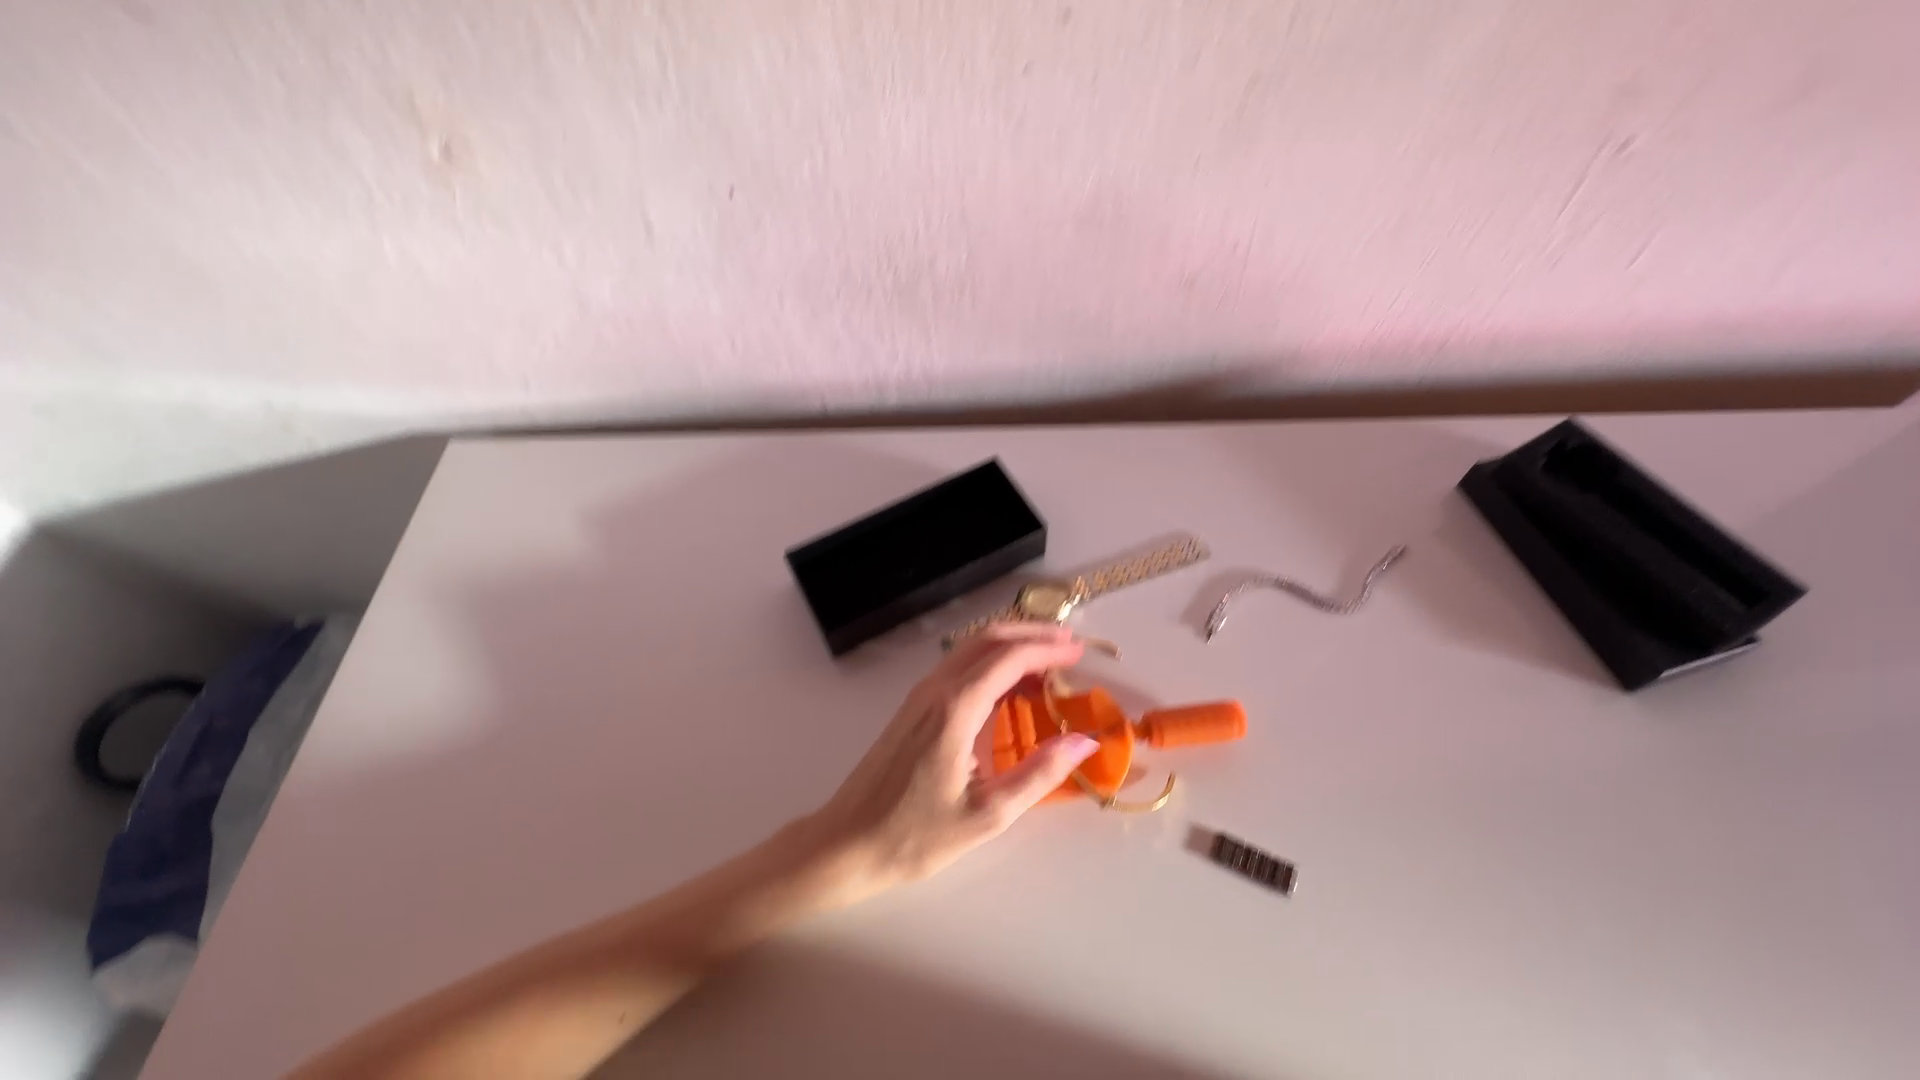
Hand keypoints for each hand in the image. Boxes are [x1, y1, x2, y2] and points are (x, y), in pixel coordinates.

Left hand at [807, 623, 1098, 904]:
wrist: (846, 843)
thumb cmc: (916, 835)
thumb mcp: (988, 814)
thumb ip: (1039, 773)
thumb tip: (1084, 741)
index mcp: (955, 709)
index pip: (1009, 658)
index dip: (1047, 650)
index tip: (1080, 654)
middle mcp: (935, 690)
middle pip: (988, 640)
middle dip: (1031, 635)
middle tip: (1070, 646)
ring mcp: (919, 696)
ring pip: (970, 649)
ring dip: (1010, 645)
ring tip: (1048, 660)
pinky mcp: (912, 708)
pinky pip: (957, 667)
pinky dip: (990, 662)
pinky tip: (1008, 684)